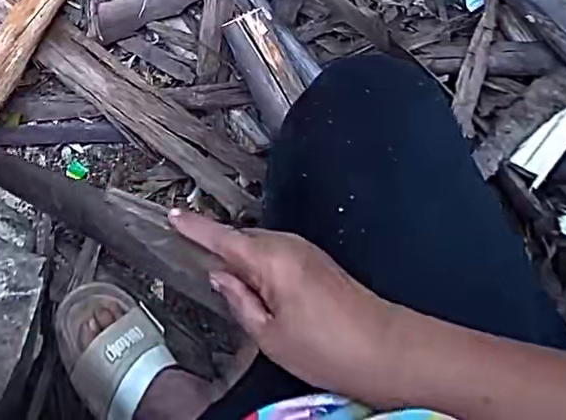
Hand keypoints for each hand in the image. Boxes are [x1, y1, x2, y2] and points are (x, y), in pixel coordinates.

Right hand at [171, 209, 399, 394]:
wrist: (392, 351)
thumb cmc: (329, 350)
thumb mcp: (272, 337)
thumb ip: (238, 302)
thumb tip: (219, 277)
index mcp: (268, 259)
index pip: (220, 236)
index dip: (193, 227)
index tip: (172, 214)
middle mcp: (283, 243)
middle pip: (240, 240)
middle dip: (222, 253)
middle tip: (212, 280)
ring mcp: (302, 247)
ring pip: (258, 247)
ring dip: (245, 262)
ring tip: (244, 297)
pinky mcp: (315, 257)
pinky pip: (275, 253)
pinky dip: (262, 266)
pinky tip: (269, 295)